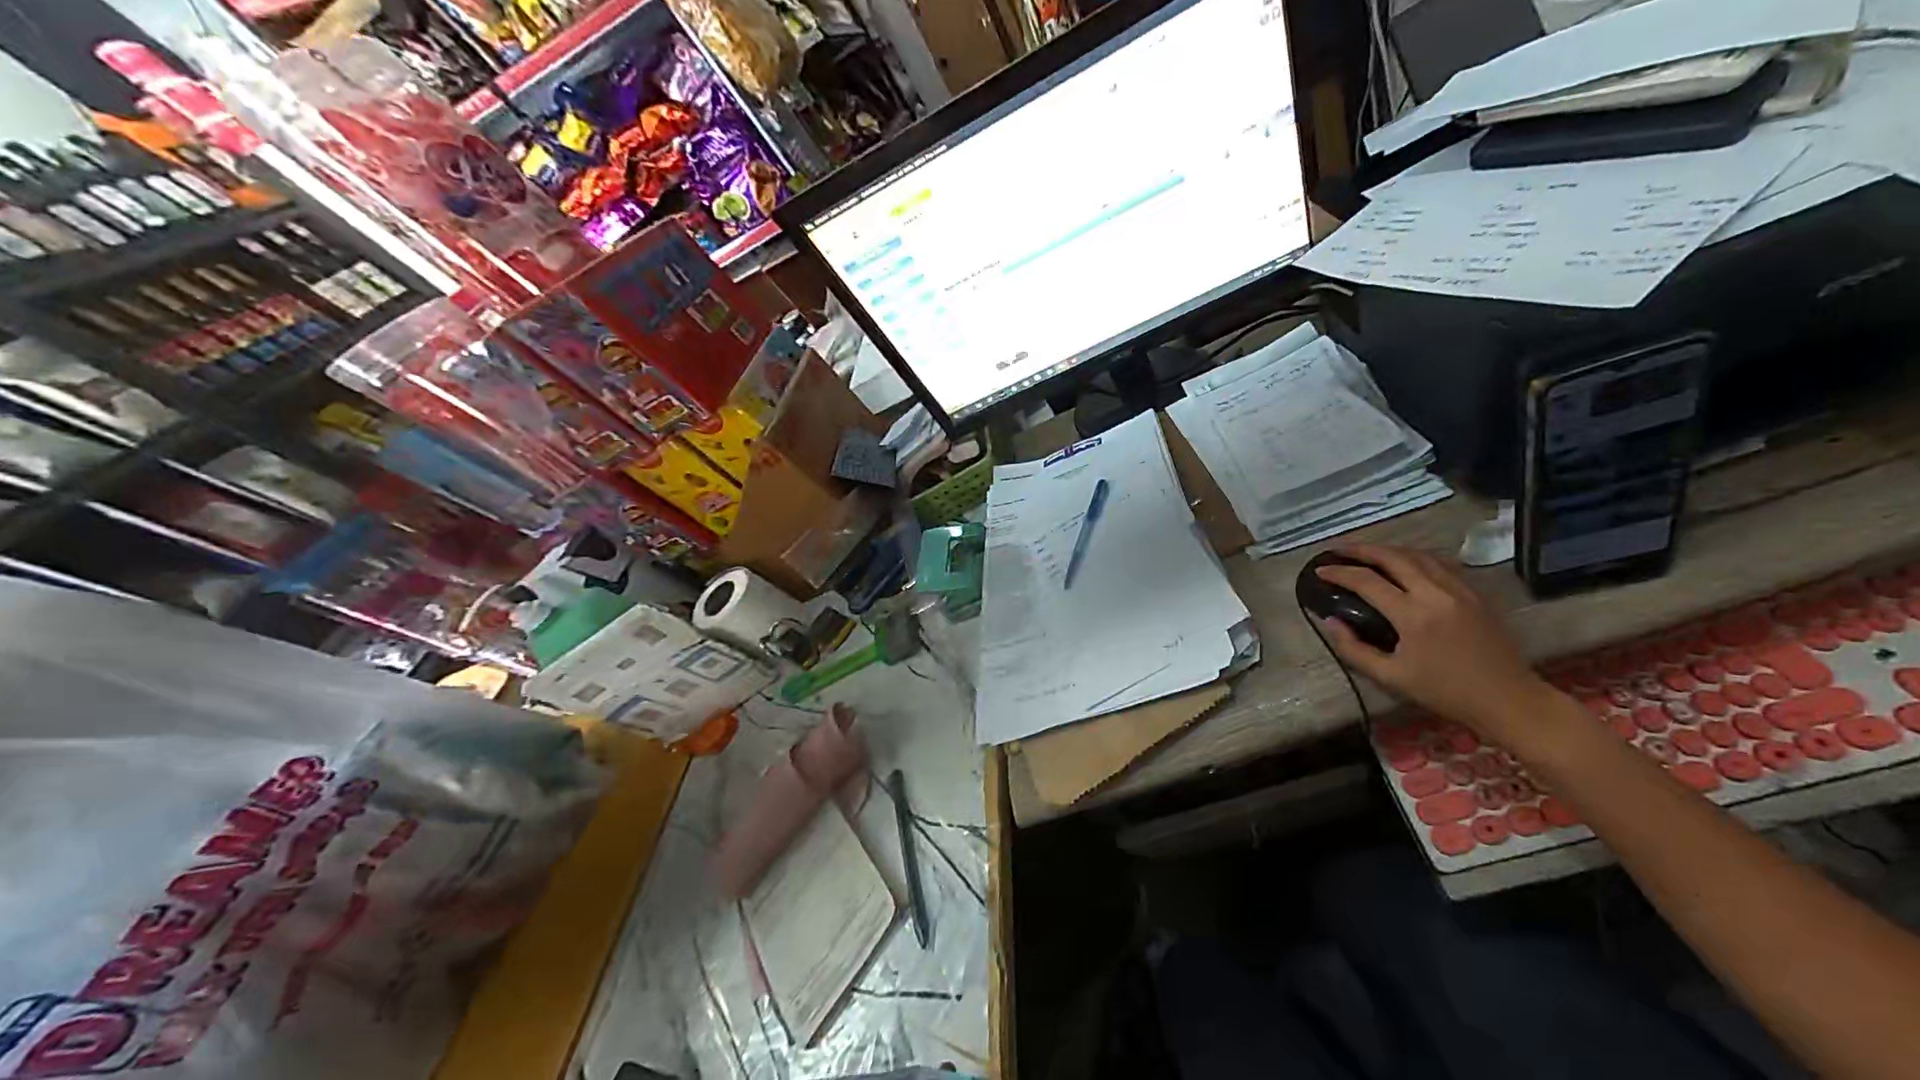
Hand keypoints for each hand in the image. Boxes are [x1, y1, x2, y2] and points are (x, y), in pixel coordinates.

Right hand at [1312, 543, 1556, 745]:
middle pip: (1393, 557)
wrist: (1508, 699)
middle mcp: (1436, 593)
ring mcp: (1460, 590)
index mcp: (1412, 615)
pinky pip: (1440, 564)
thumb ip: (1354, 649)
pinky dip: (1415, 558)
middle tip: (1339, 550)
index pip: (1367, 581)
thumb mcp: (1391, 677)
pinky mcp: (1475, 593)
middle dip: (1362, 550)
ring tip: (1368, 553)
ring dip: (1389, 550)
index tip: (1320, 570)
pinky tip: (1405, 564)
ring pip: (1419, 555)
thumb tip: (1331, 621)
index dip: (1339, 572)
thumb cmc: (1445, 692)